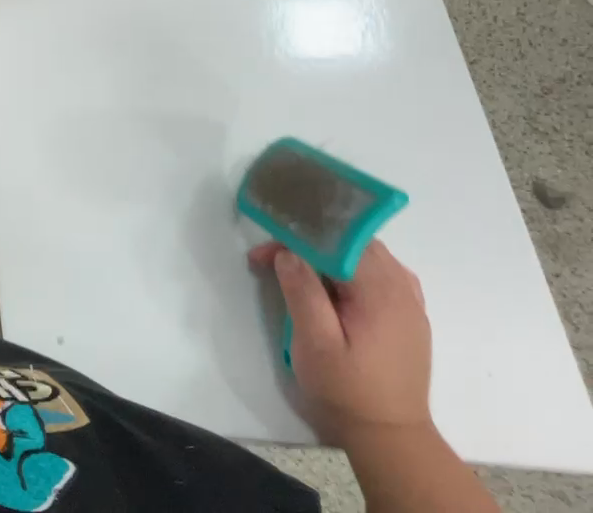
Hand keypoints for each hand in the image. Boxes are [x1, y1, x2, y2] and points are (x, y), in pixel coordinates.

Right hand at [248, 240, 433, 447]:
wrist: (388, 432)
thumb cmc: (346, 386)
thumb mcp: (315, 341)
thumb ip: (302, 292)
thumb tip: (287, 254)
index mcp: (381, 296)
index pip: (340, 245)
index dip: (298, 240)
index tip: (263, 254)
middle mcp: (403, 294)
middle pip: (358, 246)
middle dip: (311, 243)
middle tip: (272, 260)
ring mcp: (411, 307)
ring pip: (372, 258)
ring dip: (332, 254)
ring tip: (298, 269)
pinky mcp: (408, 319)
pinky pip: (385, 276)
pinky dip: (355, 268)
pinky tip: (335, 283)